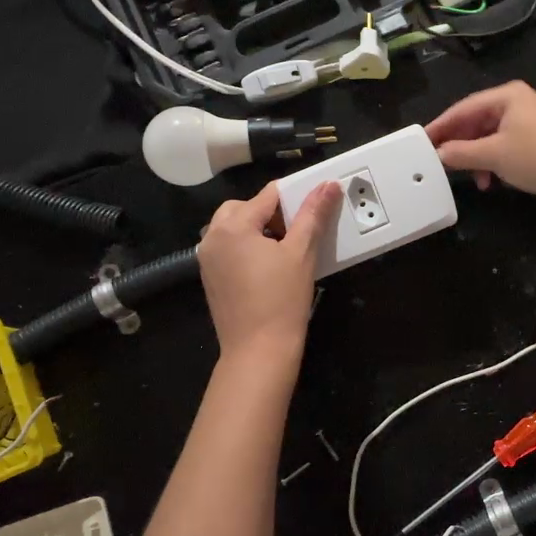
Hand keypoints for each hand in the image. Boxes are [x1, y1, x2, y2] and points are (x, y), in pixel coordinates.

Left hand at [196, 180, 339, 360]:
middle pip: (244, 208)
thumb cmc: (282, 299)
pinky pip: (229, 249)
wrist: (258, 350)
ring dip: (258, 230)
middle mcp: (213, 236)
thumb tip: (328, 184)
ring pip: (234, 228)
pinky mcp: (210, 278)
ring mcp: (207, 259)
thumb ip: (313, 215)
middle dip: (271, 214)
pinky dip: (247, 249)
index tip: (314, 210)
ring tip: (285, 250)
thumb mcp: (302, 253)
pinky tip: (269, 269)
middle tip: (297, 233)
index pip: (268, 195)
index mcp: (232, 225)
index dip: (294, 198)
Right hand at [425, 81, 535, 200]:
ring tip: (469, 177)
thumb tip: (438, 154)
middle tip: (438, 160)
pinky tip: (488, 181)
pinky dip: (491, 162)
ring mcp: (525, 121)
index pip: (464, 108)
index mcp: (506, 96)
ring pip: (488, 136)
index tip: (422, 139)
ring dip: (475, 157)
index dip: (442, 125)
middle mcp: (515, 103)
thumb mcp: (494, 155)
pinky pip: (502, 146)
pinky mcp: (532, 140)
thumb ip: (461, 152)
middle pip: (475, 121)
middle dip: (459, 144)